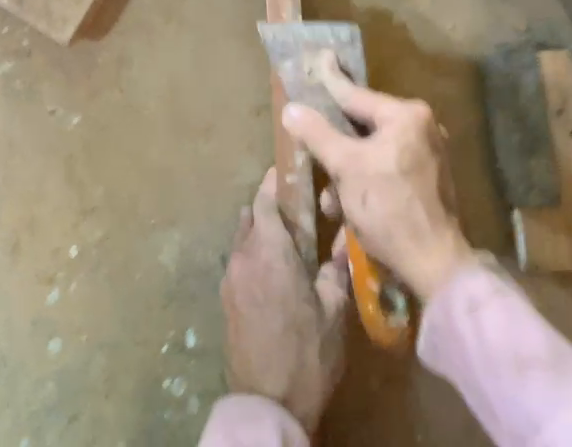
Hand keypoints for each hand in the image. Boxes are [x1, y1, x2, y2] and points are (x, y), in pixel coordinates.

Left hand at [221, 168, 348, 432]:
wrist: (268, 401)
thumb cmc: (308, 352)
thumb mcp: (334, 309)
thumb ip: (336, 267)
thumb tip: (345, 238)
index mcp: (269, 250)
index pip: (263, 199)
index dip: (274, 182)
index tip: (288, 170)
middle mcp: (242, 256)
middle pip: (250, 217)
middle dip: (270, 207)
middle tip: (298, 207)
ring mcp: (230, 279)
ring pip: (243, 240)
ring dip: (261, 232)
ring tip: (289, 239)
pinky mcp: (226, 300)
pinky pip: (239, 263)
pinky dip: (254, 256)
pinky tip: (276, 271)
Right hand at [282, 54, 473, 301]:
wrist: (434, 264)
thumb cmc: (388, 207)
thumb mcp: (346, 167)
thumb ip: (318, 134)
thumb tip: (291, 109)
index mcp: (407, 115)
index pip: (355, 95)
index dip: (329, 82)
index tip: (318, 59)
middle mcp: (422, 127)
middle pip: (362, 125)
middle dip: (334, 147)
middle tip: (311, 150)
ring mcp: (428, 154)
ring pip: (371, 151)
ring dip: (346, 173)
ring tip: (332, 202)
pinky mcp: (428, 180)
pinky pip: (386, 168)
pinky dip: (365, 183)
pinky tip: (350, 209)